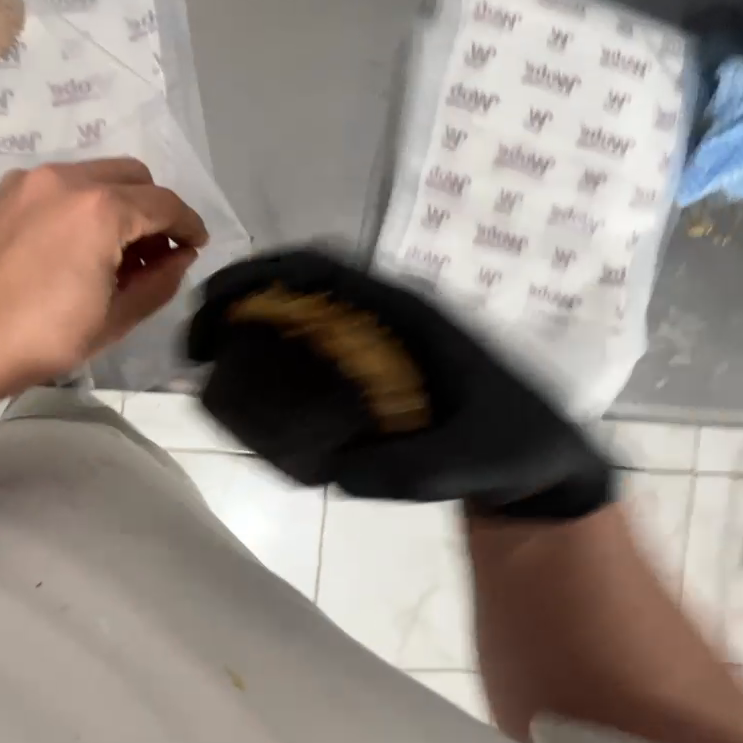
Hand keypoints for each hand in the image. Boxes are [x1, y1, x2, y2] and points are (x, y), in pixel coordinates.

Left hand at [0, 159, 208, 406]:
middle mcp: (67, 179)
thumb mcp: (114, 318)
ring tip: (116, 251)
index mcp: (100, 208)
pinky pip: (61, 185)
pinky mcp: (6, 194)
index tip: (195, 246)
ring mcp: (31, 182)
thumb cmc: (43, 339)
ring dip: (118, 203)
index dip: (188, 225)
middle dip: (154, 209)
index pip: (164, 204)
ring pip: (96, 175)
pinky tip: (77, 244)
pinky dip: (82, 203)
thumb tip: (179, 257)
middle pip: (133, 177)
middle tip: (155, 253)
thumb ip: (159, 281)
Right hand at [188, 249, 611, 520]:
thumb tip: (334, 474)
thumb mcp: (474, 461)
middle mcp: (382, 315)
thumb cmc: (516, 449)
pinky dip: (269, 355)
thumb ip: (413, 470)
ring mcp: (375, 340)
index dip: (259, 276)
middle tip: (196, 347)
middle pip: (295, 283)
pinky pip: (308, 345)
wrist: (546, 461)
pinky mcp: (370, 369)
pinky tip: (252, 390)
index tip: (213, 307)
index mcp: (406, 314)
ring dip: (246, 326)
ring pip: (296, 311)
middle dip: (236, 302)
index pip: (320, 269)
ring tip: (210, 364)